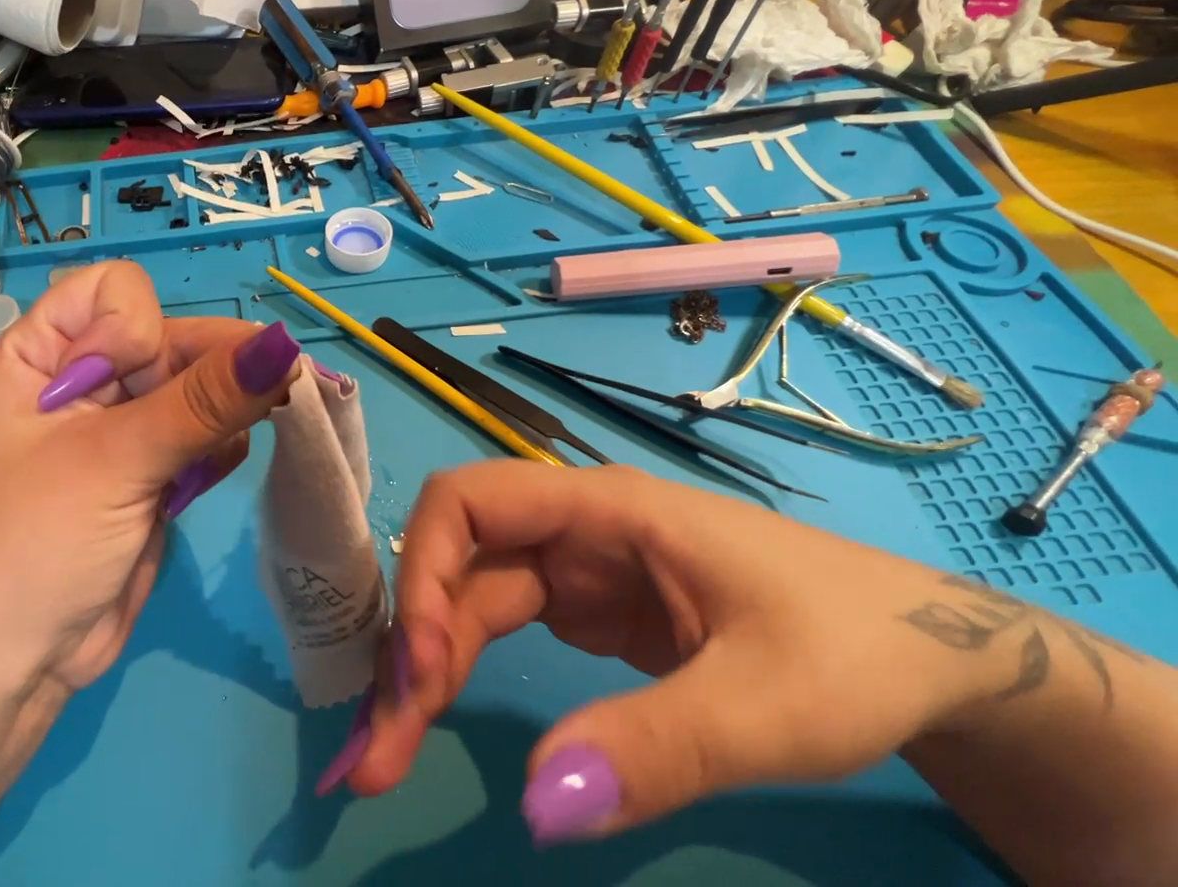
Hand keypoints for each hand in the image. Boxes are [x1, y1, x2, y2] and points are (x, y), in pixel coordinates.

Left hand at [0, 261, 299, 707]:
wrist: (7, 671)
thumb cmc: (31, 547)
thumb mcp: (112, 464)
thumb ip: (202, 403)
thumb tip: (285, 345)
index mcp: (36, 359)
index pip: (110, 294)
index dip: (138, 327)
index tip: (139, 383)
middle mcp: (76, 386)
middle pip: (163, 340)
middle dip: (211, 363)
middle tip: (277, 388)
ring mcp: (114, 435)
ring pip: (189, 390)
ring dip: (226, 403)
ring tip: (257, 423)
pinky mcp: (144, 479)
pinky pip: (196, 437)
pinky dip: (219, 443)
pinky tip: (226, 461)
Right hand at [336, 461, 1068, 843]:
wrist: (933, 661)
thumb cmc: (858, 650)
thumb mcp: (772, 707)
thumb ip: (659, 748)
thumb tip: (537, 805)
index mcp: (604, 510)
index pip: (468, 503)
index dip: (422, 571)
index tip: (420, 670)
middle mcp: (571, 531)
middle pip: (451, 569)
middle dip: (407, 653)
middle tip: (375, 754)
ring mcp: (573, 573)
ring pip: (462, 605)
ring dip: (420, 673)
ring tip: (387, 756)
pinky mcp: (583, 613)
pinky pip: (491, 633)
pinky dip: (454, 677)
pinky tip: (435, 718)